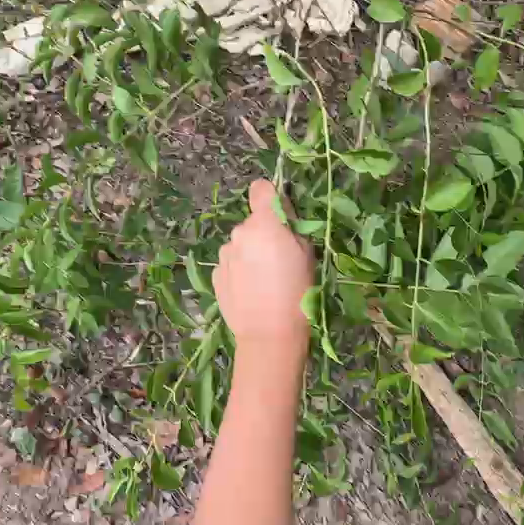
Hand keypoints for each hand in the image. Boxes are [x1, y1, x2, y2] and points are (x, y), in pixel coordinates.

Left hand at [213, 178, 315, 358]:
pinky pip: (231, 264)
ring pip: (240, 244)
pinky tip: (251, 292)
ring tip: (264, 282)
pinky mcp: (216, 275)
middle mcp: (239, 232)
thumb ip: (291, 228)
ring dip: (250, 254)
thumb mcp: (307, 253)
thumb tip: (282, 217)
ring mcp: (224, 254)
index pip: (260, 188)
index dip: (269, 197)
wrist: (269, 336)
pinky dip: (240, 271)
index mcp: (264, 223)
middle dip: (263, 234)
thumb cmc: (297, 292)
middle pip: (252, 223)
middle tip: (278, 260)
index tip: (278, 214)